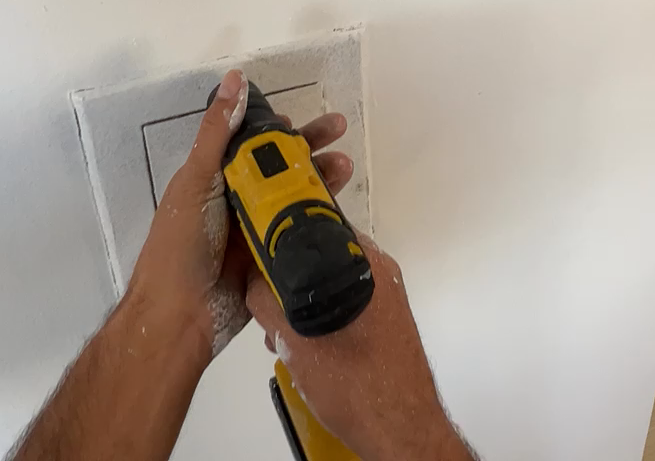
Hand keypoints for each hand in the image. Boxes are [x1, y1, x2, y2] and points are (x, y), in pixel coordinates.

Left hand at [127, 69, 355, 359]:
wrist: (178, 320)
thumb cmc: (180, 245)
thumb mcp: (196, 180)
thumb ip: (217, 132)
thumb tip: (235, 79)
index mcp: (216, 178)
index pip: (253, 142)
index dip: (279, 128)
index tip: (301, 119)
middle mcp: (239, 200)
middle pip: (282, 165)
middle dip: (312, 147)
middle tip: (341, 130)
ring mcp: (258, 230)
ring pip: (297, 195)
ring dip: (322, 178)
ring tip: (345, 167)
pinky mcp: (274, 259)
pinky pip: (302, 231)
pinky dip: (323, 216)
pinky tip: (341, 207)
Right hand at [247, 237, 473, 460]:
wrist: (401, 432)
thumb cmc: (358, 386)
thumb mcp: (296, 341)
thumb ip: (268, 302)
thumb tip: (253, 279)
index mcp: (364, 261)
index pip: (315, 222)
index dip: (281, 236)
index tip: (260, 256)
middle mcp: (379, 269)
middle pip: (321, 254)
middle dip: (290, 279)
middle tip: (270, 310)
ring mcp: (385, 293)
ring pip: (331, 281)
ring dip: (304, 302)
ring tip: (285, 337)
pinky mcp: (386, 316)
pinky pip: (345, 301)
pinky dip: (323, 315)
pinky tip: (308, 346)